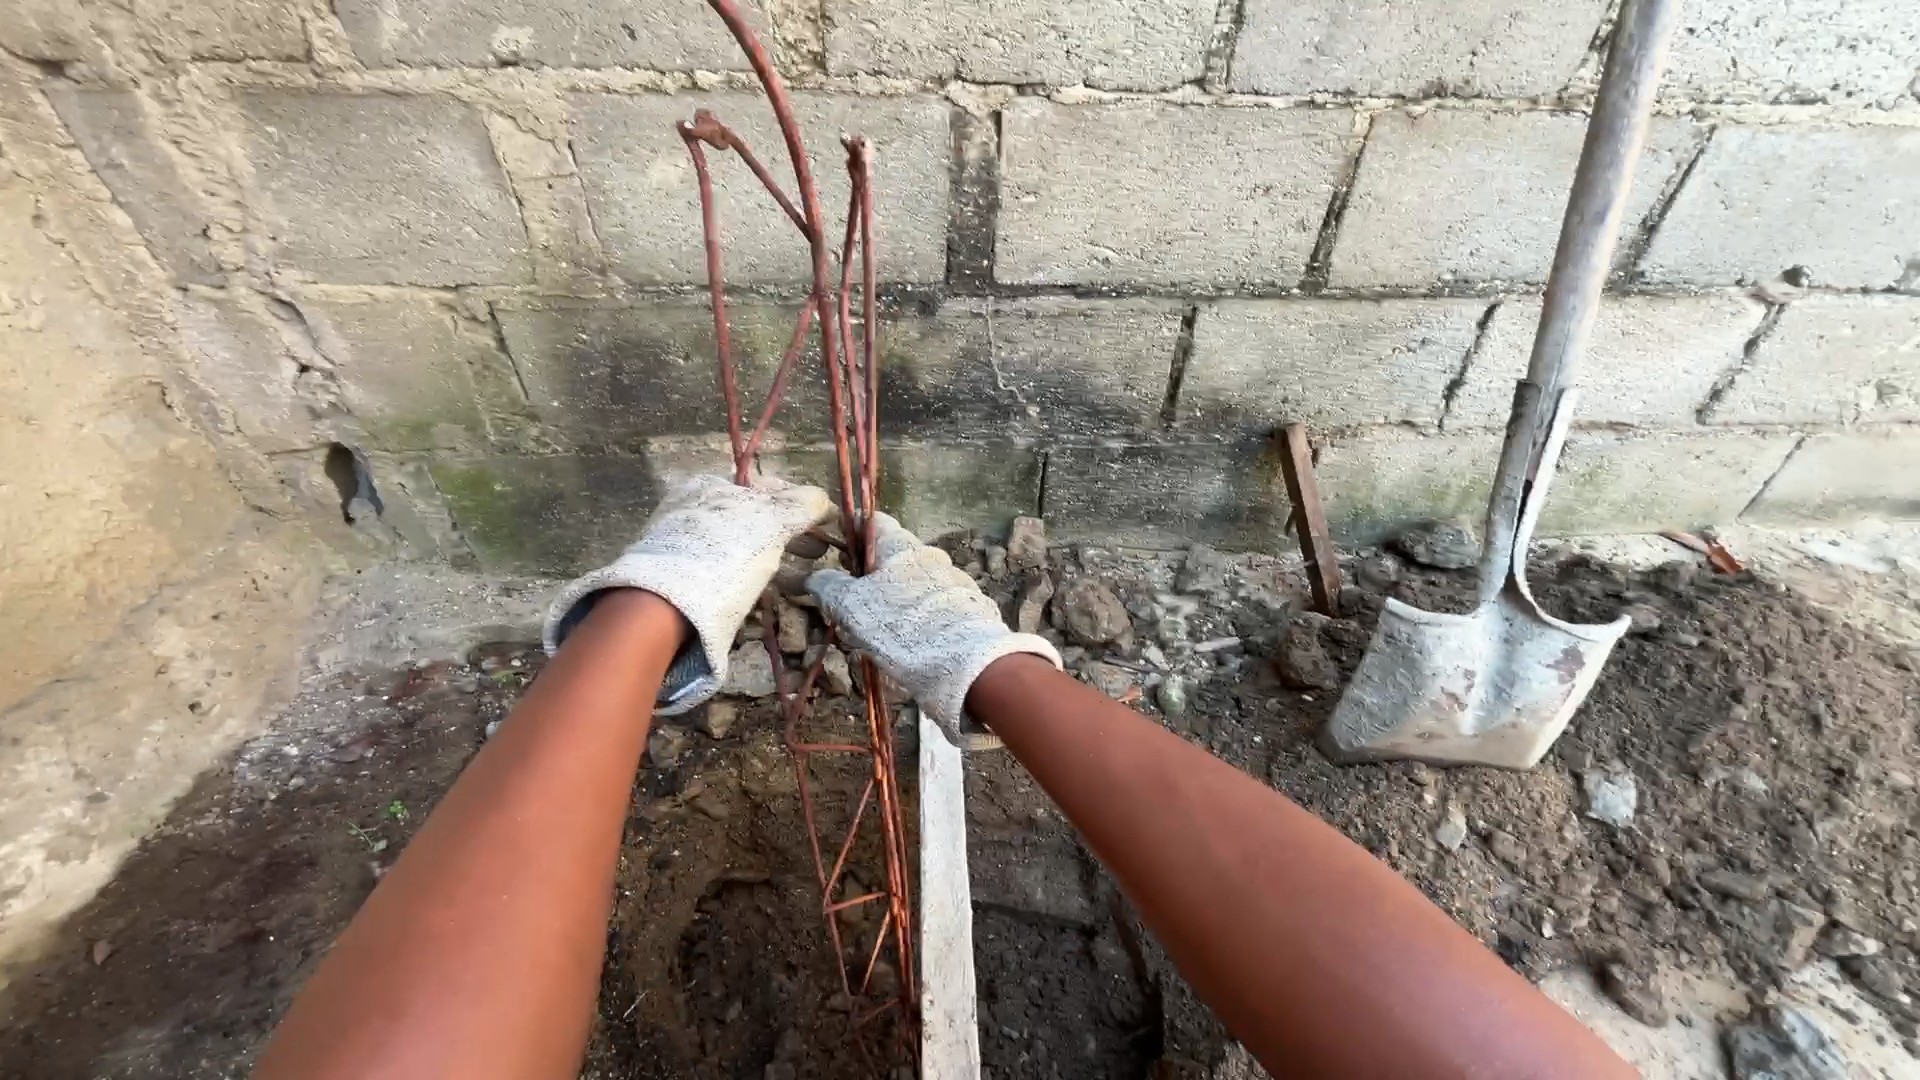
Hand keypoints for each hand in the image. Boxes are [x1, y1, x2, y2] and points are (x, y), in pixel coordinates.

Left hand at [544, 474, 829, 713]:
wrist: (662, 608)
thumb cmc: (721, 552)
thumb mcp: (770, 521)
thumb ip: (801, 505)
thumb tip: (822, 498)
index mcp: (709, 486)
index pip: (766, 487)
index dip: (799, 502)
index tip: (824, 521)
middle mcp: (693, 511)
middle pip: (753, 518)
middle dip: (790, 535)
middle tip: (817, 552)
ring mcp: (682, 547)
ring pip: (741, 549)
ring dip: (776, 561)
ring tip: (801, 580)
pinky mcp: (679, 582)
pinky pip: (725, 576)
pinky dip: (751, 582)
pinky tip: (766, 597)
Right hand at [808, 513, 1060, 746]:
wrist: (964, 662)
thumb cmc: (901, 626)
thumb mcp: (851, 607)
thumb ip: (830, 587)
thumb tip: (816, 576)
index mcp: (902, 546)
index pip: (874, 522)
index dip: (854, 535)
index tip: (841, 554)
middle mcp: (932, 556)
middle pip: (895, 556)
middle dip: (873, 577)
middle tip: (854, 605)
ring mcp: (955, 581)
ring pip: (915, 584)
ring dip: (896, 601)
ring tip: (882, 633)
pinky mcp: (971, 609)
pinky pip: (936, 607)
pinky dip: (920, 619)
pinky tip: (913, 644)